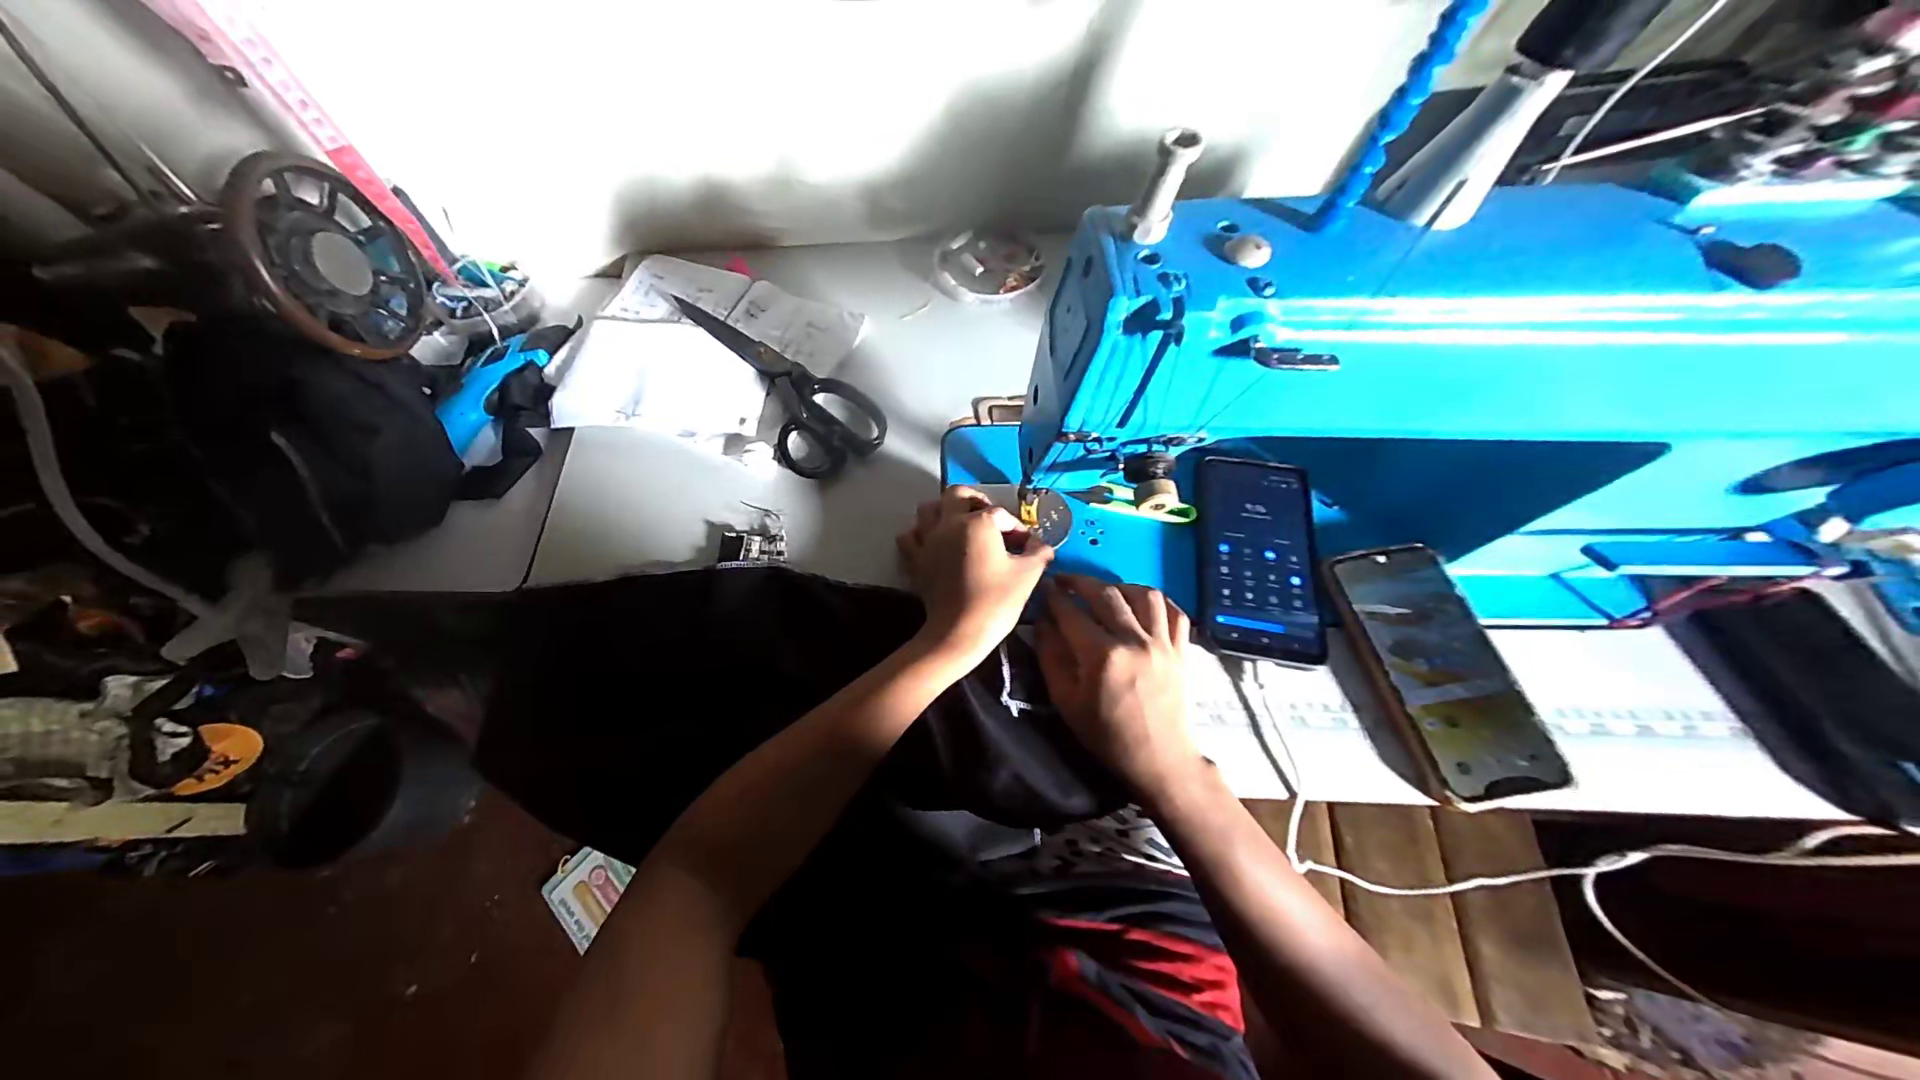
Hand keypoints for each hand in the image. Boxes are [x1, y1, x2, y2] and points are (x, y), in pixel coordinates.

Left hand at [896, 485, 1053, 666]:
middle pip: (957, 494)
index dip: (1016, 528)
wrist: (959, 633)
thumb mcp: (1028, 574)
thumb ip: (1038, 552)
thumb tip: (1041, 545)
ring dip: (944, 511)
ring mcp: (928, 541)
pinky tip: (934, 543)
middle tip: (988, 515)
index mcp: (978, 523)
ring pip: (928, 509)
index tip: (1026, 545)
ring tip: (960, 525)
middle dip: (975, 499)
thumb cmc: (996, 601)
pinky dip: (920, 534)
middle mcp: (949, 524)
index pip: (1001, 514)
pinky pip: (910, 537)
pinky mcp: (915, 560)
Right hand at [1036, 574, 1202, 798]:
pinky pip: (1175, 612)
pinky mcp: (1182, 650)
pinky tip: (1142, 604)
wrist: (1159, 760)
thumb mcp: (1066, 701)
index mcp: (1102, 656)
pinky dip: (1159, 601)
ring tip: (1105, 591)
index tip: (1045, 589)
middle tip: (1065, 580)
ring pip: (1145, 594)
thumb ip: (1051, 657)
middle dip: (1081, 582)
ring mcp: (1163, 643)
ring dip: (1120, 586)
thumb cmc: (1106, 735)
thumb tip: (1043, 623)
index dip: (1054, 598)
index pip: (1072, 613)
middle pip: (1106, 594)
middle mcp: (1135, 641)